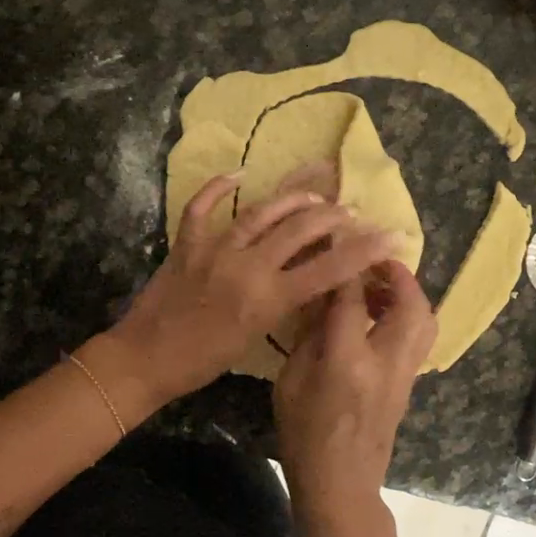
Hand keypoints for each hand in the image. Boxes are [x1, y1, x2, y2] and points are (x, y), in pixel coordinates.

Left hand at [98, 173, 395, 408]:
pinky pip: (202, 208)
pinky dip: (217, 187)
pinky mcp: (185, 244)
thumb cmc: (201, 363)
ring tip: (314, 194)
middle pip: (299, 229)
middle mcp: (246, 267)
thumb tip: (307, 278)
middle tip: (350, 212)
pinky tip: (237, 173)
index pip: (328, 268)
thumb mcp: (253, 339)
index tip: (391, 235)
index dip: (364, 250)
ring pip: (260, 212)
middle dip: (331, 217)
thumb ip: (281, 305)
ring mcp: (213, 250)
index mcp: (267, 299)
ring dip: (291, 200)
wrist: (144, 360)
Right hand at [273, 261, 437, 508]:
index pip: (351, 298)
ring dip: (408, 295)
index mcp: (347, 360)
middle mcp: (385, 362)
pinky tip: (379, 318)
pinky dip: (407, 317)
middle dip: (396, 274)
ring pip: (425, 321)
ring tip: (379, 287)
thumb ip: (310, 334)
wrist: (340, 484)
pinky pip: (419, 339)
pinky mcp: (409, 386)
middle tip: (373, 262)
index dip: (345, 264)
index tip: (339, 237)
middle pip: (410, 304)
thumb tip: (322, 296)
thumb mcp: (292, 380)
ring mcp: (403, 375)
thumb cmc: (303, 434)